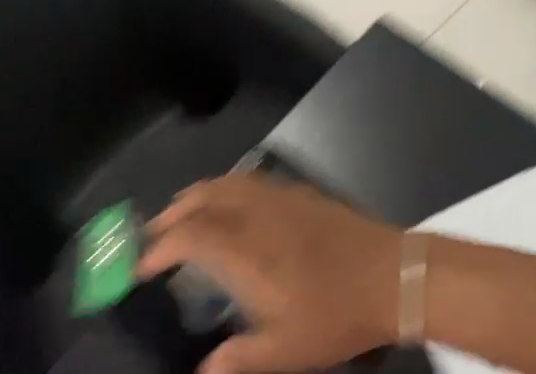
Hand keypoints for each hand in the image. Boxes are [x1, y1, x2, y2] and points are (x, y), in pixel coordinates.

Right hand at [139, 173, 404, 373]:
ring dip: (200, 193)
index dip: (159, 248)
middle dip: (173, 212)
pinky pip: (256, 180)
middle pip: (206, 198)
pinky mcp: (307, 194)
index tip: (141, 268)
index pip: (191, 235)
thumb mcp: (286, 351)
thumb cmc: (337, 315)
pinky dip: (230, 185)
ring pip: (231, 182)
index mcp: (248, 252)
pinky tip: (233, 202)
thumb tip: (203, 371)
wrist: (394, 275)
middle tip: (153, 235)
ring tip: (184, 211)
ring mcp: (286, 199)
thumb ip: (238, 359)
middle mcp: (260, 216)